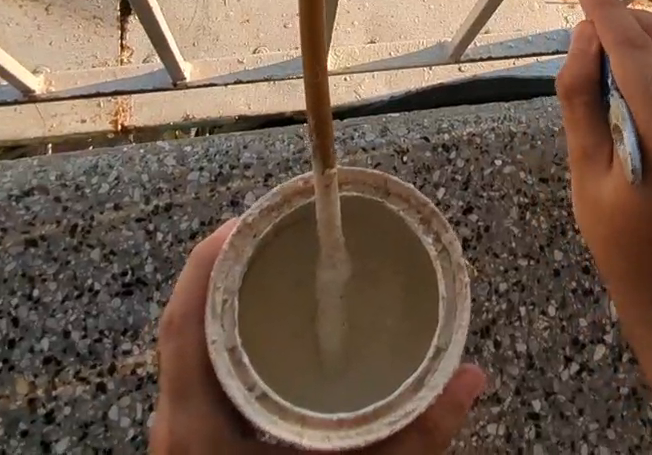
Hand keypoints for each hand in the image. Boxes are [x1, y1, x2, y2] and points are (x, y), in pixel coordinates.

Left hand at [150, 220, 488, 453]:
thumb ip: (414, 435)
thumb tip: (473, 376)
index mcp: (194, 425)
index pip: (183, 322)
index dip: (207, 261)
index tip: (248, 218)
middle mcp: (179, 421)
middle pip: (189, 320)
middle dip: (230, 265)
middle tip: (281, 230)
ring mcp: (185, 430)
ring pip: (195, 343)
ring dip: (228, 296)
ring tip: (276, 259)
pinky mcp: (200, 437)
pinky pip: (206, 366)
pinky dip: (231, 331)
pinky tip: (267, 322)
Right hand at [556, 0, 651, 331]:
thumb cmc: (623, 243)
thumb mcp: (586, 172)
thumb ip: (582, 98)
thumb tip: (587, 39)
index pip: (636, 55)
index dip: (608, 16)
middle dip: (627, 22)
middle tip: (589, 26)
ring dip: (646, 44)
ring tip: (608, 58)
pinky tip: (639, 89)